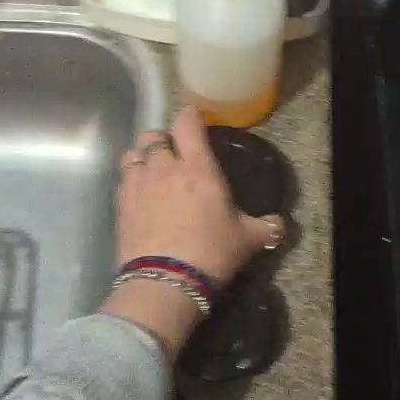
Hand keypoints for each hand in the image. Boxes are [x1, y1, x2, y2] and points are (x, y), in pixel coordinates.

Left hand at [117, 107, 283, 287]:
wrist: (165, 283)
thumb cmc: (211, 252)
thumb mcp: (247, 240)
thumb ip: (265, 227)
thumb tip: (280, 226)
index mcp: (197, 167)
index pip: (187, 123)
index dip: (189, 116)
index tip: (194, 120)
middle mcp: (164, 168)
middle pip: (153, 135)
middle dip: (162, 139)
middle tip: (172, 153)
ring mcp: (138, 185)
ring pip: (132, 154)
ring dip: (142, 158)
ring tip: (151, 172)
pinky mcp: (120, 205)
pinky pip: (122, 180)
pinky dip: (130, 180)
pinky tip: (139, 196)